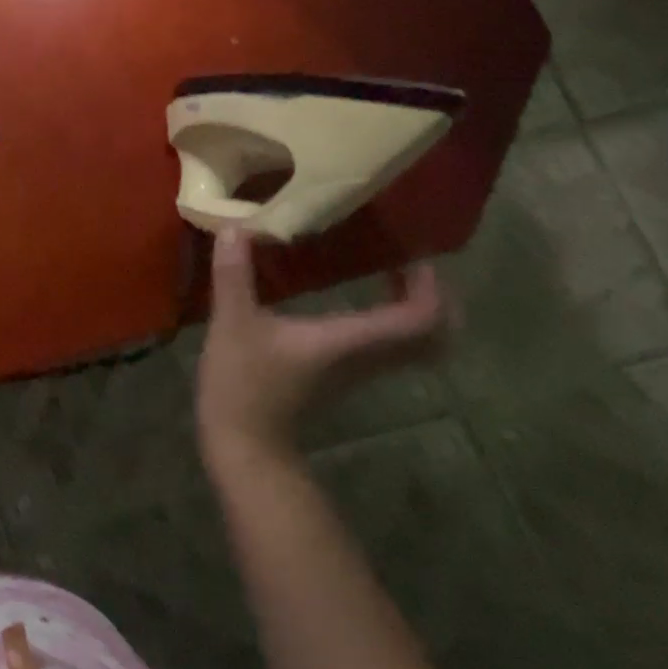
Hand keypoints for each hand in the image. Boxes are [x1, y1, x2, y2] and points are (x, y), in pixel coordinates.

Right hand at [197, 228, 445, 458]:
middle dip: (434, 300)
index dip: (429, 286)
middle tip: (408, 268)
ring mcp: (357, 371)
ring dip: (415, 314)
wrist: (244, 439)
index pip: (422, 316)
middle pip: (435, 335)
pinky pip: (388, 350)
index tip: (411, 256)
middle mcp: (367, 356)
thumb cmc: (244, 381)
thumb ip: (234, 276)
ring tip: (387, 281)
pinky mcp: (341, 379)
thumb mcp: (232, 323)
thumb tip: (233, 229)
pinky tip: (352, 307)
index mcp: (351, 340)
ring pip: (415, 346)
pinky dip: (388, 327)